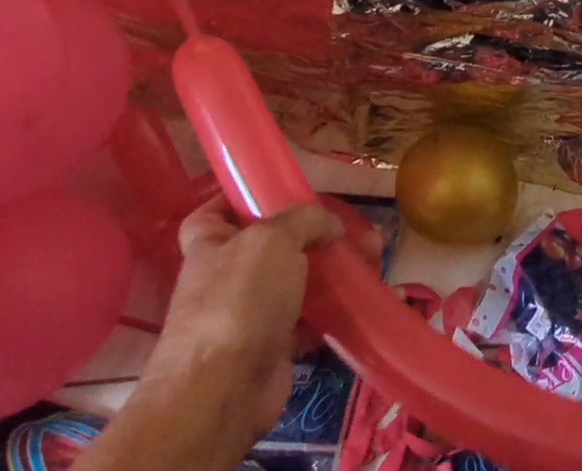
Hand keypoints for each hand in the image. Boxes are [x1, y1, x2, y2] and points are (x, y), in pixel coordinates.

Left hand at [144, 197, 350, 433]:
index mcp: (211, 246)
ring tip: (371, 260)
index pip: (210, 215)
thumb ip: (305, 219)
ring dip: (333, 271)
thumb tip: (331, 227)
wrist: (224, 388)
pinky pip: (309, 319)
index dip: (235, 200)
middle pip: (270, 246)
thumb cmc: (239, 300)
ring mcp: (248, 316)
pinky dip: (334, 310)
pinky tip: (360, 298)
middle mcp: (225, 279)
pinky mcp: (273, 346)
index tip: (272, 192)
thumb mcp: (273, 238)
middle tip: (350, 230)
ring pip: (296, 282)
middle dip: (312, 235)